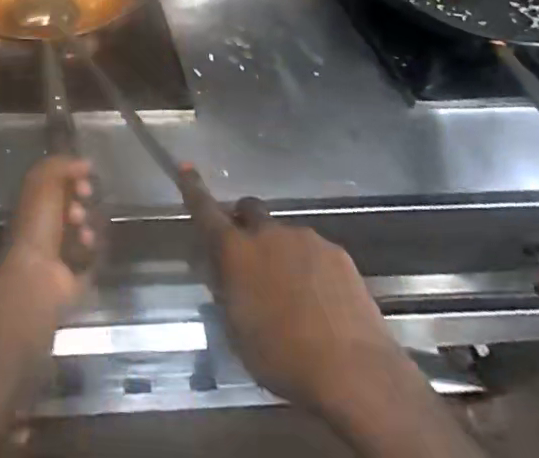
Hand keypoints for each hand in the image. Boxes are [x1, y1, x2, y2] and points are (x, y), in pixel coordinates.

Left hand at [0, 155, 96, 317]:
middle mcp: (47, 222)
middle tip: (81, 202)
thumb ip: (62, 165)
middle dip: (83, 199)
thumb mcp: (42, 182)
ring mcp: (62, 245)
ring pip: (87, 224)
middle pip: (76, 201)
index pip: (60, 182)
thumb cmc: (36, 224)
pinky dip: (92, 244)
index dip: (74, 176)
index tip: (83, 177)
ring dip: (88, 222)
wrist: (37, 273)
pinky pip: (94, 247)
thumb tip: (86, 163)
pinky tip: (85, 245)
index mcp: (34, 201)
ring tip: (81, 230)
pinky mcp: (77, 266)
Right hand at [190, 187, 406, 417]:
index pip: (206, 211)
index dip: (193, 189)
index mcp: (236, 251)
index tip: (185, 168)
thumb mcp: (237, 329)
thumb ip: (227, 291)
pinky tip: (319, 302)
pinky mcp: (337, 253)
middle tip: (247, 256)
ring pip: (284, 235)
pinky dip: (308, 267)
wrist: (353, 369)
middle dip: (244, 223)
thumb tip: (223, 273)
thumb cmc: (282, 356)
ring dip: (279, 252)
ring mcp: (306, 239)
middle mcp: (269, 234)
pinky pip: (313, 252)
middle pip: (250, 210)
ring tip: (291, 295)